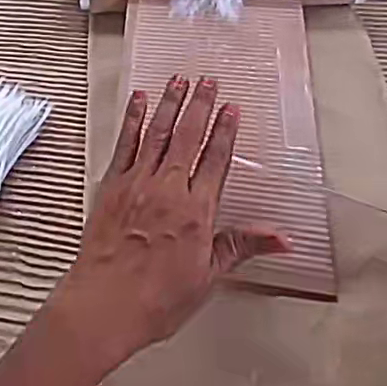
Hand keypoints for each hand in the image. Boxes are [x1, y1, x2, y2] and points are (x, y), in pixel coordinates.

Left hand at [45, 76, 288, 371]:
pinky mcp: (113, 185)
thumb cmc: (156, 299)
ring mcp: (138, 183)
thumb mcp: (208, 277)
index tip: (231, 107)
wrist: (104, 306)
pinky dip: (133, 119)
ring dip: (170, 103)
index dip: (225, 130)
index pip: (215, 159)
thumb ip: (242, 246)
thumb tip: (282, 238)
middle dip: (200, 105)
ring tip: (179, 80)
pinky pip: (125, 144)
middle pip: (188, 136)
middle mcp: (168, 189)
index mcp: (196, 211)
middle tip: (208, 81)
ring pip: (158, 132)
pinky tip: (139, 101)